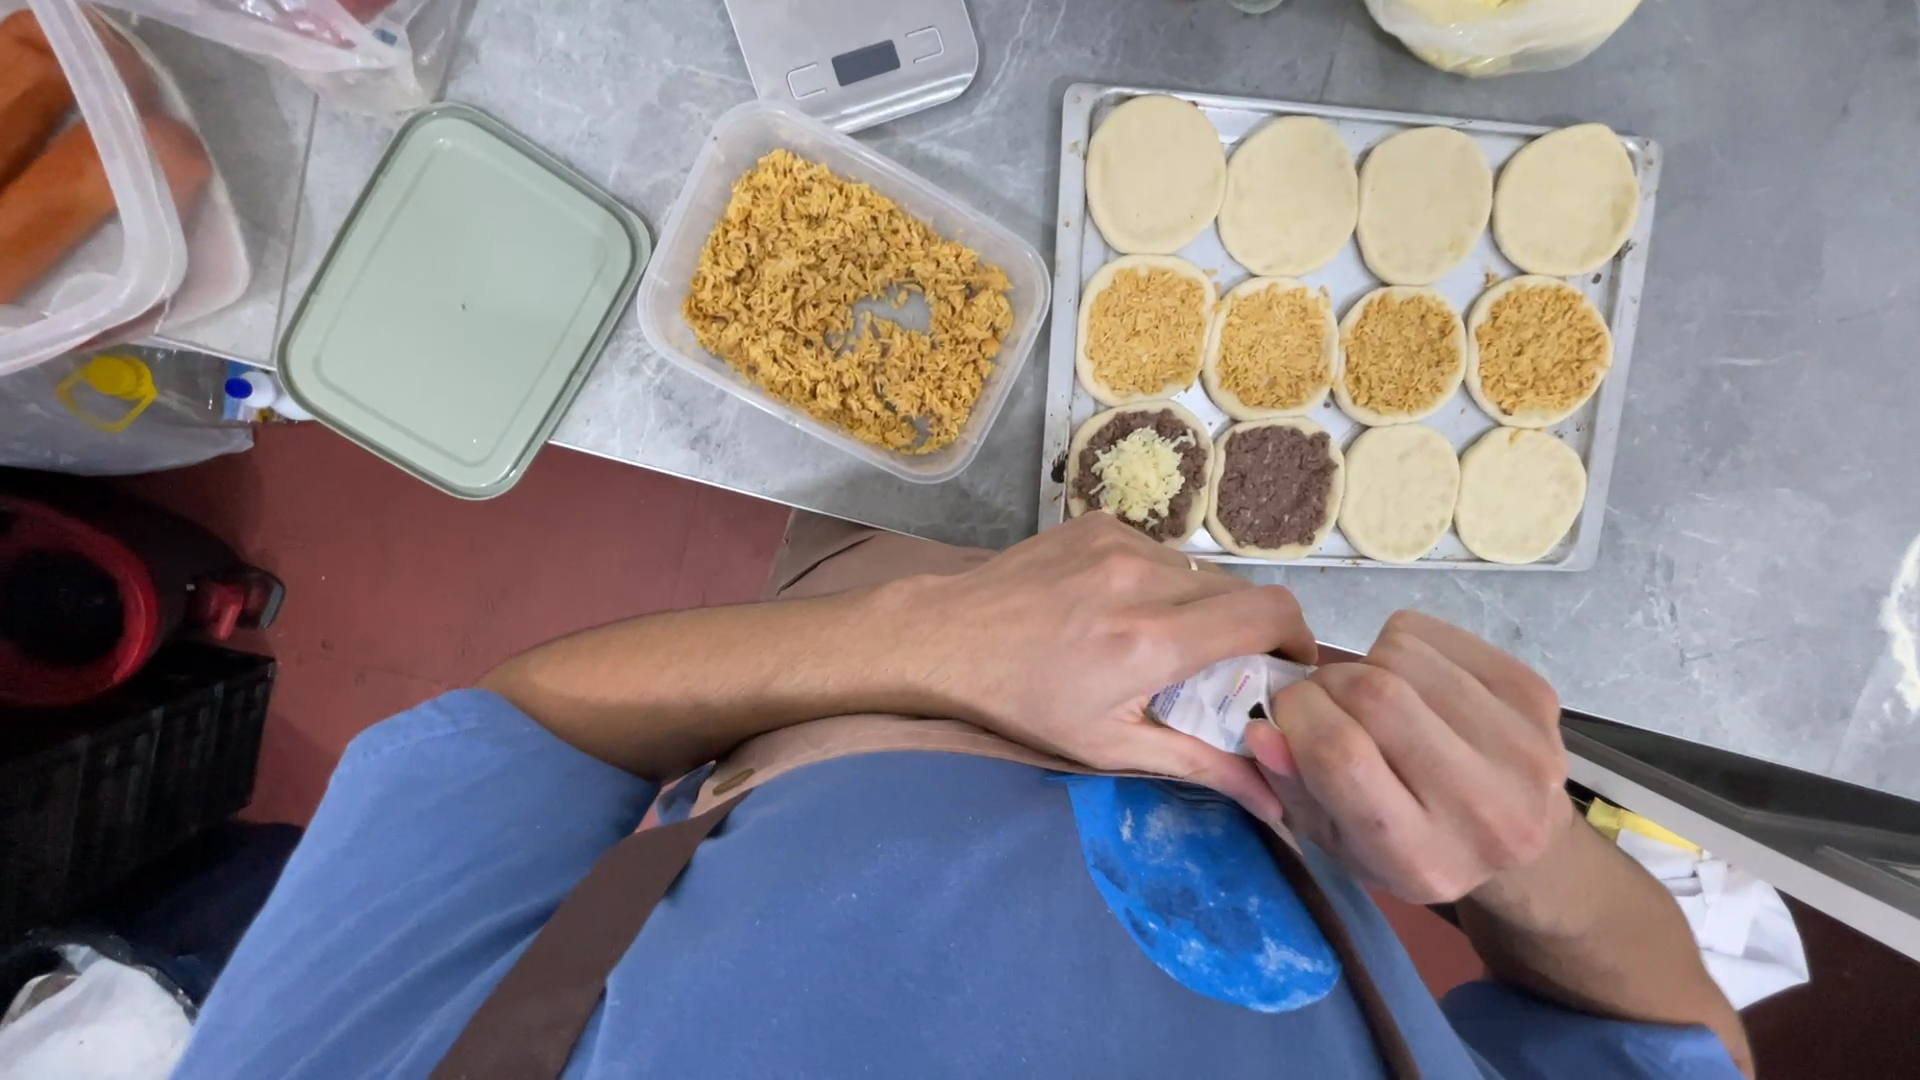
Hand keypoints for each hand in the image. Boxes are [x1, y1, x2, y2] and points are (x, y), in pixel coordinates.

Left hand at [886, 512, 1315, 822]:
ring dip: (1198, 604)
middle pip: (1240, 591)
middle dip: (1246, 630)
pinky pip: (1157, 550)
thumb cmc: (1024, 701)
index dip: (1295, 640)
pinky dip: (1157, 580)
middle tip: (1218, 666)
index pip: (1270, 612)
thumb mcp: (1109, 745)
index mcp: (1153, 639)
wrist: (946, 636)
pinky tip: (1118, 605)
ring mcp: (1118, 541)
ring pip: (1198, 570)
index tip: (1283, 670)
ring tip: (1158, 638)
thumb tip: (1276, 802)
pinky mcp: (1096, 524)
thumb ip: (1199, 763)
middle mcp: (1144, 577)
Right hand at [1243, 610, 1570, 904]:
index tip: (1286, 711)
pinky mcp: (1539, 698)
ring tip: (1370, 693)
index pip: (1340, 754)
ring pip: (1401, 657)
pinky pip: (1433, 635)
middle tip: (1324, 699)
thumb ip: (1290, 784)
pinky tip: (1409, 678)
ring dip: (1364, 663)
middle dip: (1326, 683)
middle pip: (1374, 696)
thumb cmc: (1402, 840)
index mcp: (1421, 858)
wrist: (1518, 840)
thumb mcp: (1331, 835)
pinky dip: (1399, 642)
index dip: (1297, 715)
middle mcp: (1484, 811)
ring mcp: (1523, 750)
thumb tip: (1259, 728)